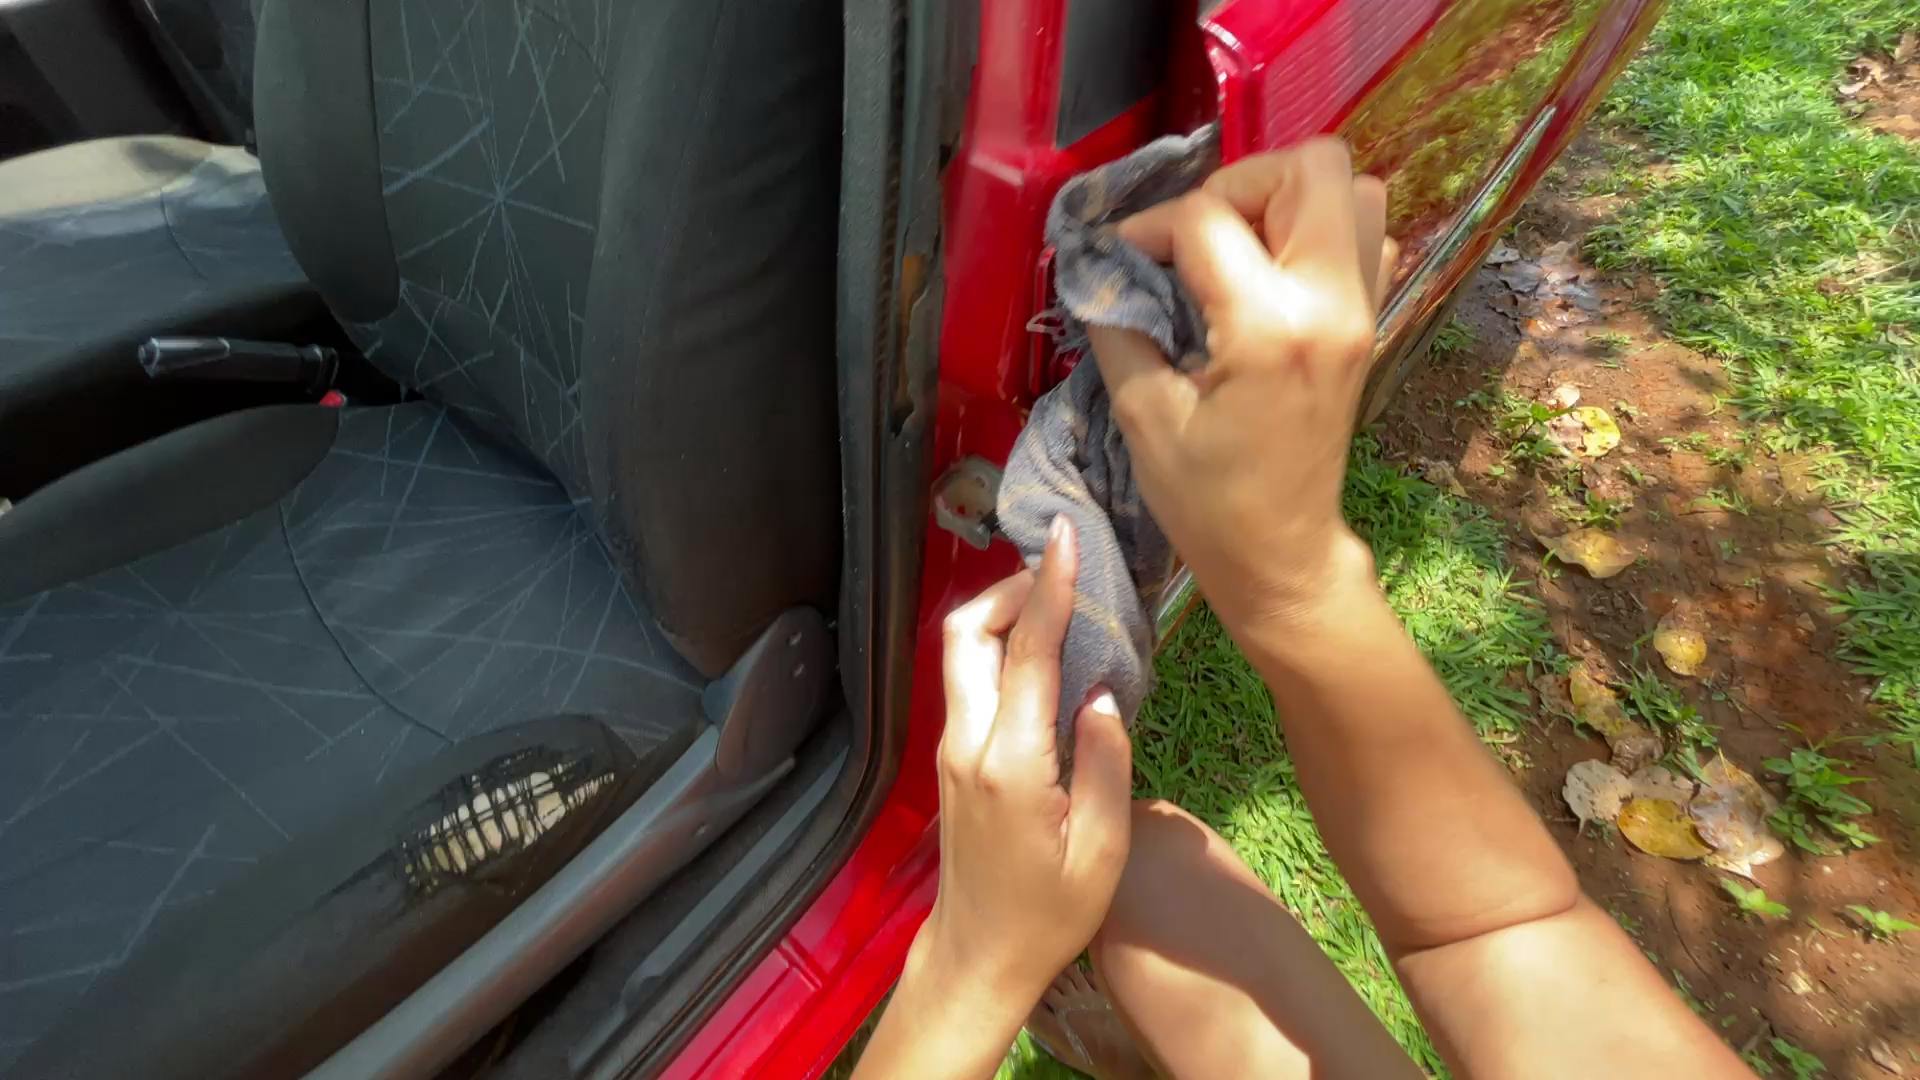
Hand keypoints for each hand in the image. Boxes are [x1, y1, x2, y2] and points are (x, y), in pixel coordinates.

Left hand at [920, 515, 1134, 1004]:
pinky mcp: (951, 751)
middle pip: (965, 632)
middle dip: (1008, 588)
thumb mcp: (1101, 849)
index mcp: (1010, 761)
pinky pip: (966, 674)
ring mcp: (951, 743)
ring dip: (997, 610)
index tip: (1064, 538)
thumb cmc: (1048, 912)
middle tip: (1058, 575)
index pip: (1028, 653)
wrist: (977, 954)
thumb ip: (1104, 761)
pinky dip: (994, 642)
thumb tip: (1097, 690)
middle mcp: (967, 739)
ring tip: (1051, 601)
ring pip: (957, 648)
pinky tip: (1034, 649)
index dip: (1050, 588)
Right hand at [1086, 138, 1397, 638]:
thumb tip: (1102, 274)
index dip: (1149, 226)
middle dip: (1235, 184)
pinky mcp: (1368, 324)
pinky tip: (1269, 274)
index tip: (1118, 257)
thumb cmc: (1205, 502)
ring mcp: (1362, 310)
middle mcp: (1331, 303)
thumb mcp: (1143, 418)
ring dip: (1281, 200)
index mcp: (1268, 330)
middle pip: (1309, 167)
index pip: (1208, 221)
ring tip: (1232, 249)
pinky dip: (1314, 232)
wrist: (1280, 552)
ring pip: (1350, 188)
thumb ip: (1119, 329)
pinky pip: (1362, 235)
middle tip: (1191, 237)